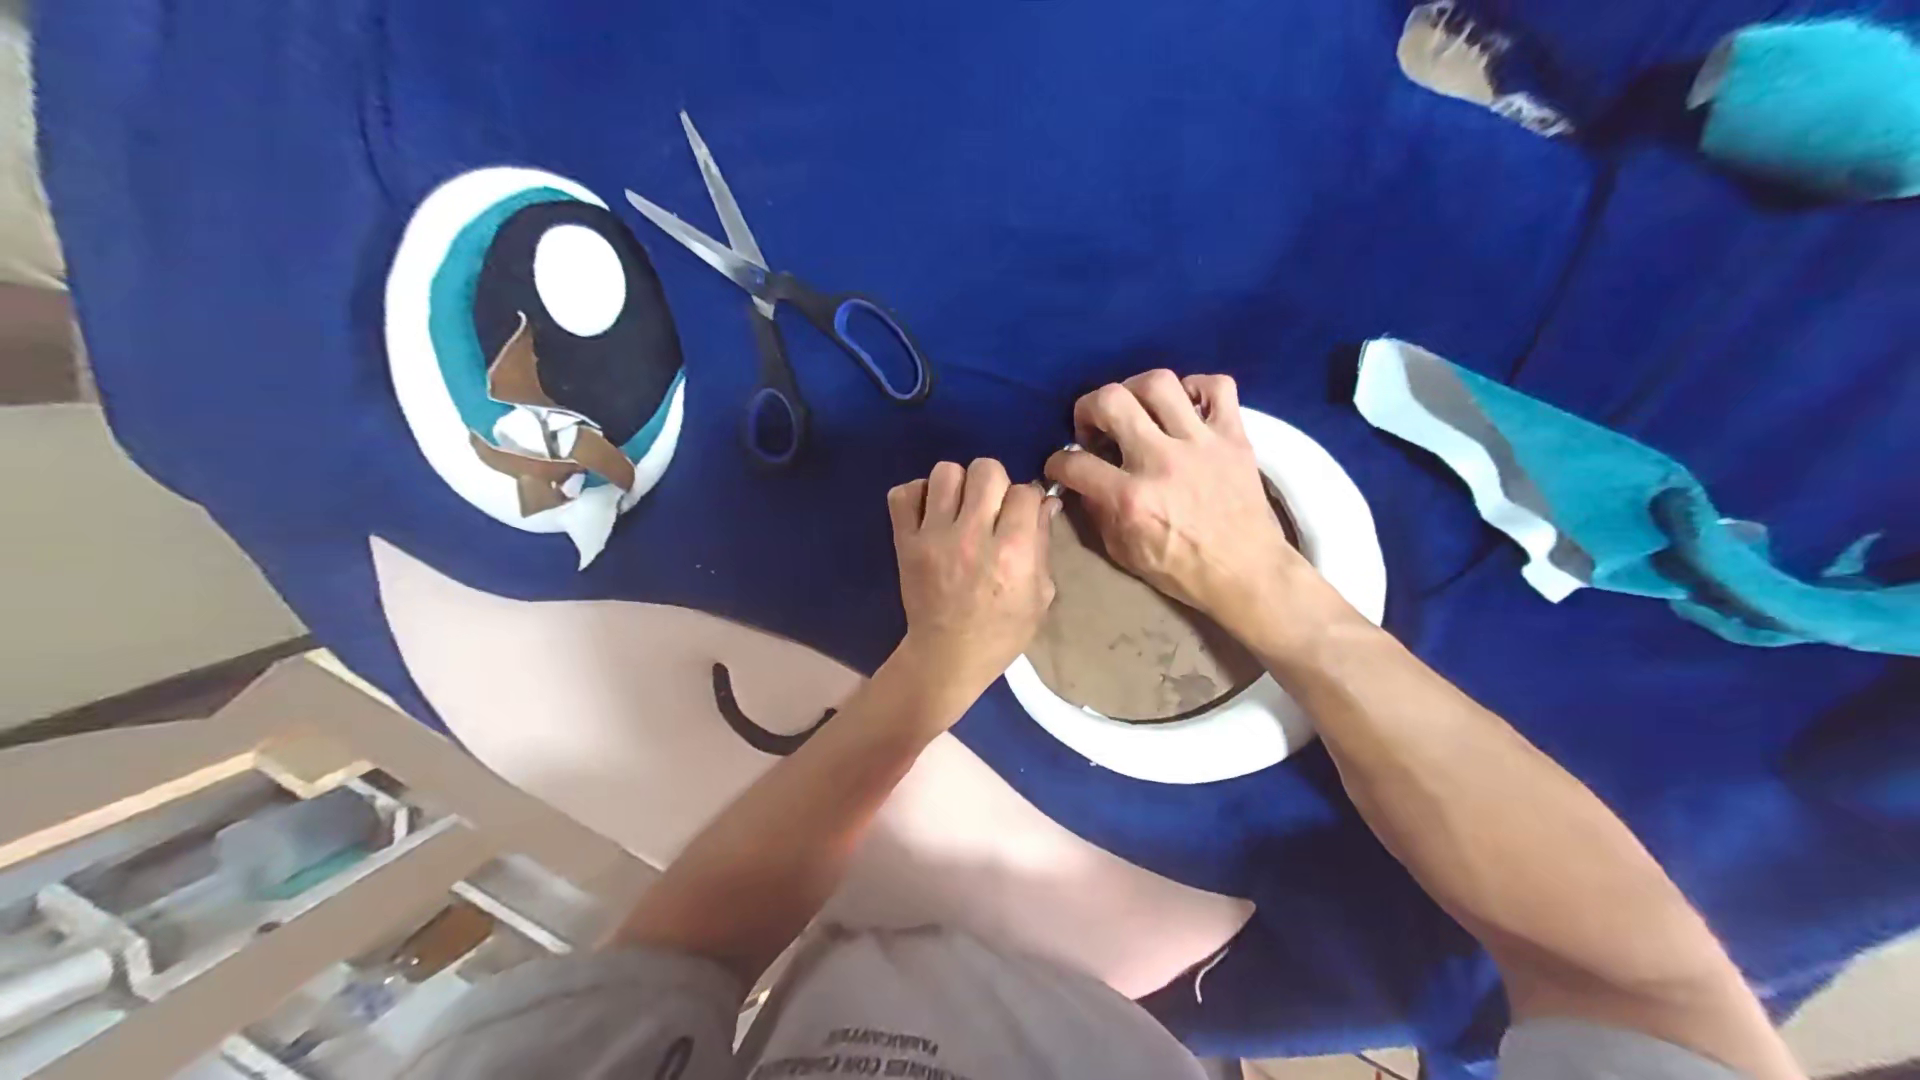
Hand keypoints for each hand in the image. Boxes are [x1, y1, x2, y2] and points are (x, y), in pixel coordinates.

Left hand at [888, 459, 1058, 705]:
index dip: (1027, 499)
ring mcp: (933, 537)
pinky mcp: (904, 542)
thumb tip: (1044, 500)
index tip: (1020, 515)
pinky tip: (931, 513)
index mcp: (1013, 552)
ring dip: (958, 484)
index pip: (1025, 491)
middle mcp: (972, 536)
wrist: (948, 656)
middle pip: (986, 470)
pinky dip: (918, 495)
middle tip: (990, 508)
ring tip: (960, 508)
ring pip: (945, 472)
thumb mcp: (1040, 595)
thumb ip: (1042, 543)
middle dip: (995, 483)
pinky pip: (903, 494)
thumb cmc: (1002, 630)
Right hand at [1043, 370, 1324, 641]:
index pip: (1075, 463)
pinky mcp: (1234, 436)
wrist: (1247, 573)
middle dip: (1087, 408)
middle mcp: (1161, 461)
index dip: (1057, 462)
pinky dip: (1197, 387)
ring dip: (1135, 390)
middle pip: (1111, 401)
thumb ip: (1098, 514)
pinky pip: (1217, 386)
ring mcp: (1201, 443)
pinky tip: (1185, 406)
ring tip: (1136, 409)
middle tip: (1095, 427)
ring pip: (1158, 383)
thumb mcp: (1124, 552)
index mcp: (1131, 498)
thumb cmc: (1182, 569)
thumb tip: (1082, 483)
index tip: (1062, 465)